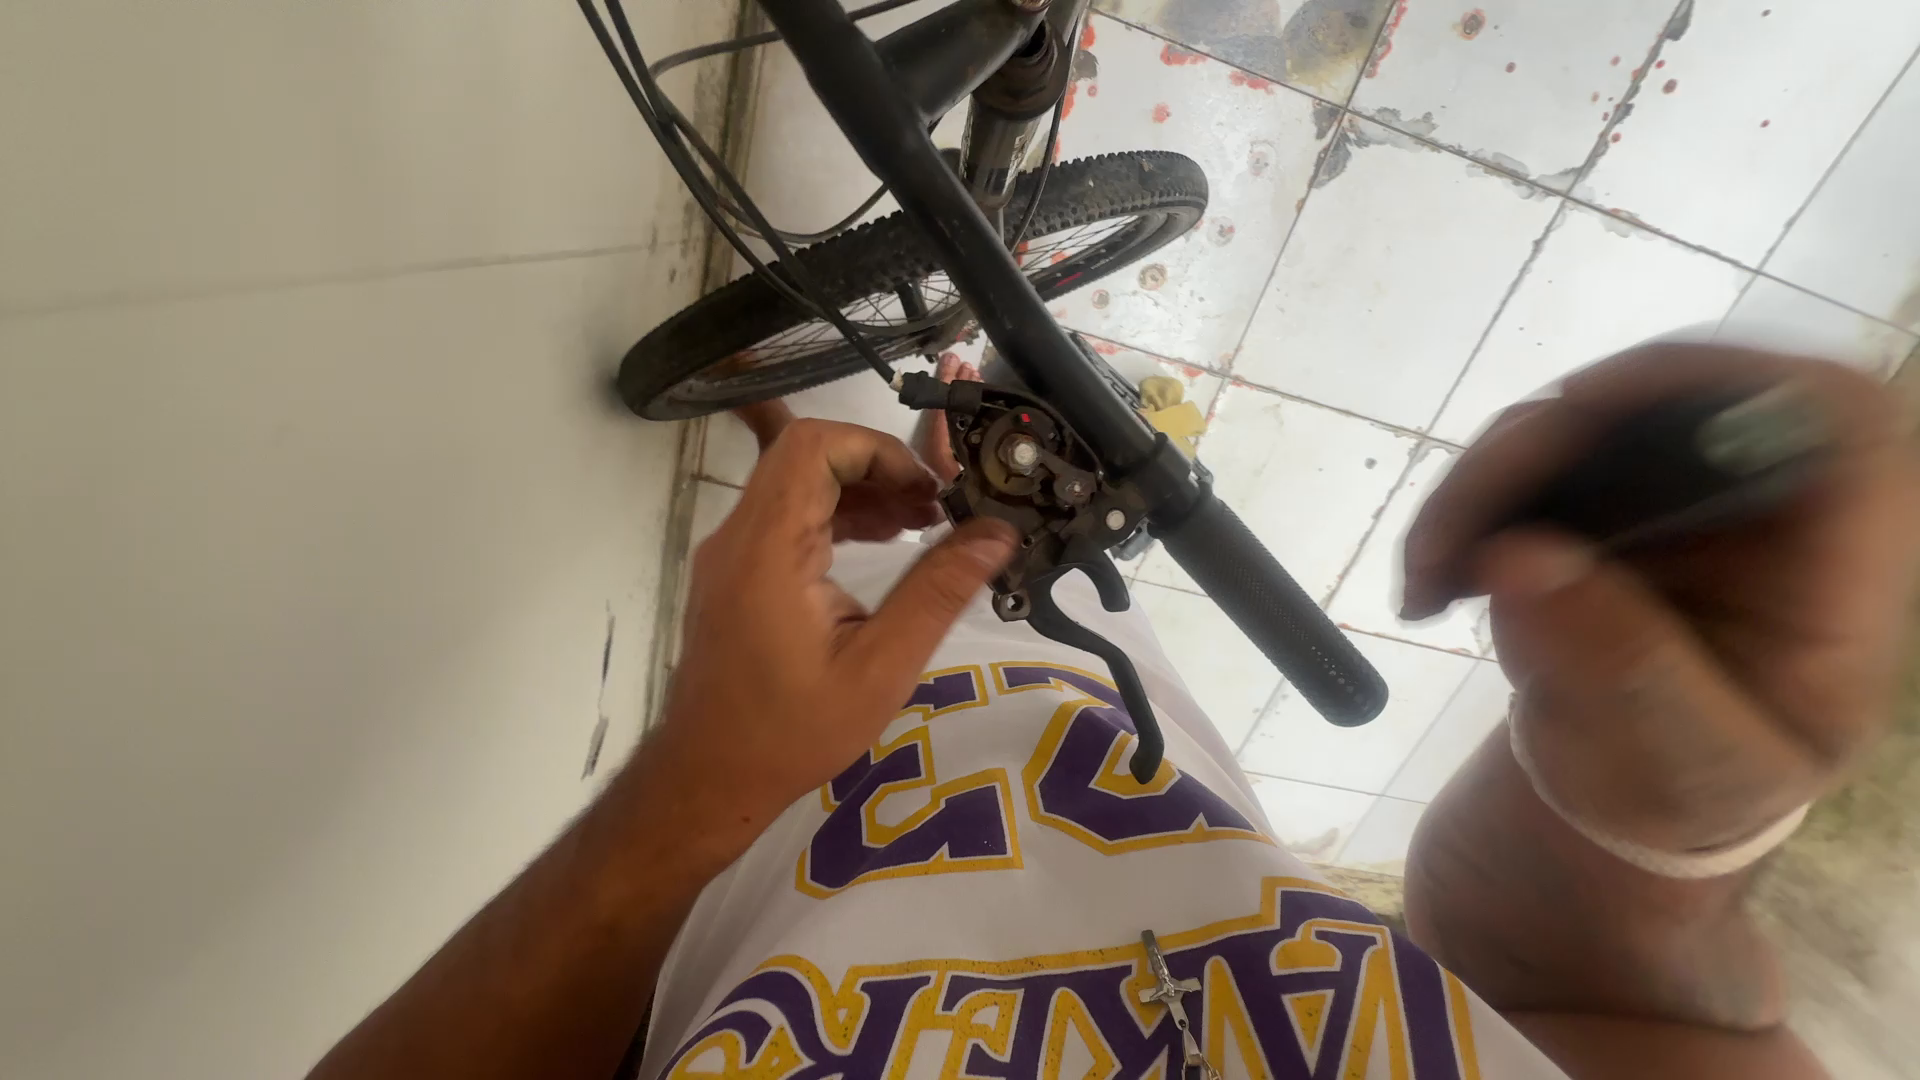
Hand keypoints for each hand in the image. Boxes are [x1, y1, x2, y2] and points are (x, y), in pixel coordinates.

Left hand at [640, 419, 1016, 849]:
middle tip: (934, 507)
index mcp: (769, 549)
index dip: (877, 449)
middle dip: (878, 468)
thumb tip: (997, 534)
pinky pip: (789, 517)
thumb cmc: (794, 731)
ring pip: (798, 483)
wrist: (711, 775)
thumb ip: (938, 591)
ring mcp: (733, 551)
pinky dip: (839, 517)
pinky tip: (884, 543)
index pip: (813, 446)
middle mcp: (740, 535)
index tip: (927, 490)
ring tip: (921, 524)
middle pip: (807, 456)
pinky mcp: (737, 570)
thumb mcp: (881, 666)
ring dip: (862, 491)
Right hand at [1403, 344, 1918, 853]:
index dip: (1707, 383)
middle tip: (1438, 546)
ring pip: (1550, 436)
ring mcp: (1651, 500)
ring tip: (1420, 584)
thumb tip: (1515, 558)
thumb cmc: (1684, 788)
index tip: (1571, 415)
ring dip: (1464, 496)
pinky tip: (1427, 586)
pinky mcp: (1574, 512)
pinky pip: (1503, 478)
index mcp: (1828, 558)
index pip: (1818, 411)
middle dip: (1519, 462)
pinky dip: (1449, 521)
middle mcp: (1741, 504)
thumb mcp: (1678, 756)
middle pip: (1639, 410)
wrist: (1620, 789)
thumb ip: (1619, 665)